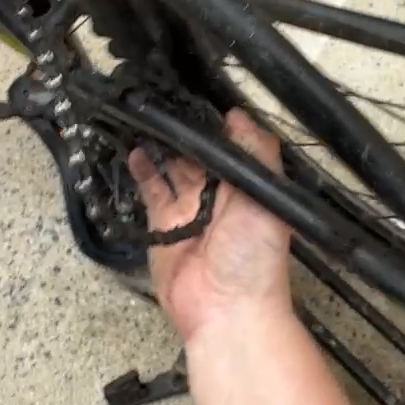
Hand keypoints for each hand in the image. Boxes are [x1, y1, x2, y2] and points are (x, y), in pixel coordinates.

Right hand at [128, 110, 290, 344]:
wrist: (226, 311)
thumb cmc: (255, 256)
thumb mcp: (268, 198)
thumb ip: (257, 153)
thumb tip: (237, 115)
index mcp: (247, 186)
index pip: (230, 144)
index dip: (215, 121)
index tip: (196, 93)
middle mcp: (219, 194)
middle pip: (198, 153)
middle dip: (184, 130)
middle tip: (164, 98)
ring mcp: (189, 209)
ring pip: (172, 167)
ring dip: (161, 145)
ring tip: (145, 117)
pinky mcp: (163, 225)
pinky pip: (152, 192)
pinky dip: (142, 170)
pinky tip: (135, 149)